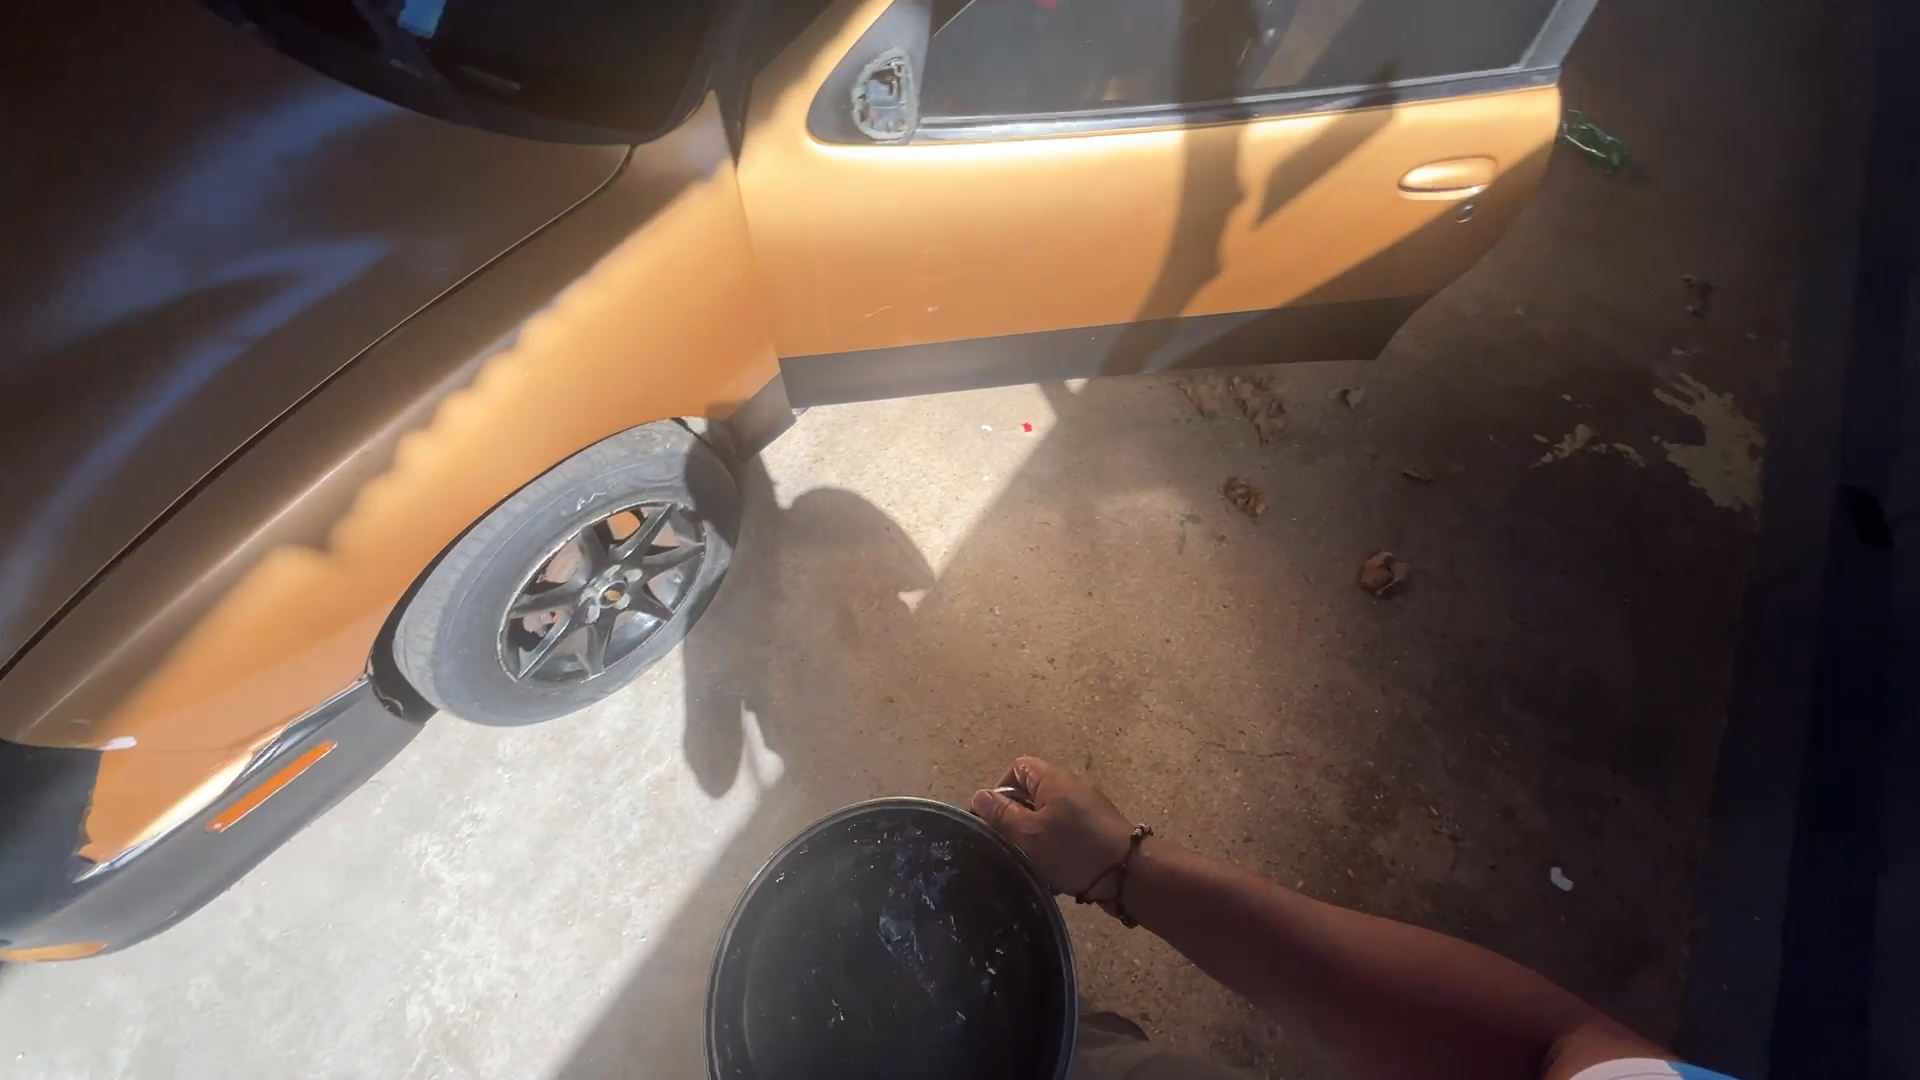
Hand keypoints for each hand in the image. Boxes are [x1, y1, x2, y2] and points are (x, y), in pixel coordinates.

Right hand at [971, 756, 1135, 896]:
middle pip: (1032, 794)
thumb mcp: (1030, 834)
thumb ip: (1003, 815)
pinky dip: (1057, 850)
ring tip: (1032, 865)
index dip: (1000, 790)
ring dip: (1036, 839)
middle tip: (1010, 847)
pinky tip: (1055, 876)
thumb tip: (980, 795)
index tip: (994, 820)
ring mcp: (1087, 809)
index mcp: (1053, 779)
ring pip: (1049, 818)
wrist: (1129, 875)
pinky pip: (1067, 834)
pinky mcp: (1098, 831)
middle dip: (1018, 820)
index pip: (1017, 768)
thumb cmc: (1074, 849)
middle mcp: (1071, 786)